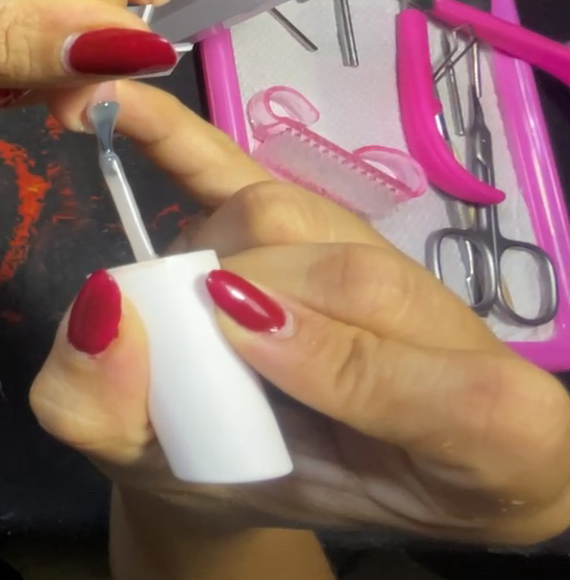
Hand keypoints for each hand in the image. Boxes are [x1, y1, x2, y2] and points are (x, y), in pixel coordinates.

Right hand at [31, 82, 569, 544]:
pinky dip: (167, 133)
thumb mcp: (141, 473)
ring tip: (178, 301)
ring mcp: (389, 273)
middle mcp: (460, 353)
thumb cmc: (202, 471)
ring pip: (298, 218)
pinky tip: (106, 106)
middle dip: (241, 295)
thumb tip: (101, 306)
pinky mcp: (308, 220)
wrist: (230, 451)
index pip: (473, 407)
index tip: (232, 333)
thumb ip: (102, 412)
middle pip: (360, 281)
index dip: (348, 362)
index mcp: (478, 468)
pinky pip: (235, 164)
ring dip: (212, 246)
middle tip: (173, 339)